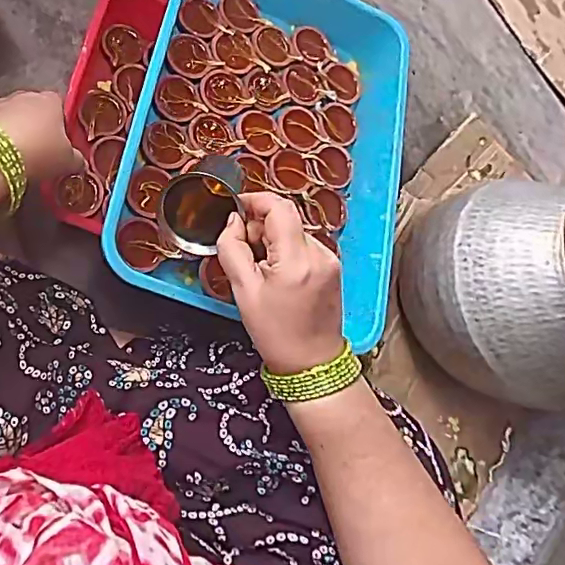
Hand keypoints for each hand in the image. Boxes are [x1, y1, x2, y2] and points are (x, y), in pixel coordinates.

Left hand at [0, 90, 75, 184]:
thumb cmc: (40, 151)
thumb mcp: (67, 161)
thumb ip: (76, 158)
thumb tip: (79, 161)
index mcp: (51, 100)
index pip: (60, 107)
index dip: (61, 126)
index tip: (59, 145)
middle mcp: (26, 94)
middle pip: (35, 110)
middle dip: (37, 128)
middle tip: (39, 153)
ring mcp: (0, 102)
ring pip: (13, 117)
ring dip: (15, 133)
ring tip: (16, 159)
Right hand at [215, 192, 346, 373]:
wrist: (310, 362)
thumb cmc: (275, 332)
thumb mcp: (242, 290)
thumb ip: (232, 247)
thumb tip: (233, 221)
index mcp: (297, 259)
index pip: (279, 207)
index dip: (254, 201)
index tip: (235, 209)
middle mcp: (319, 254)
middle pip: (284, 218)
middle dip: (258, 226)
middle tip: (242, 250)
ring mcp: (329, 260)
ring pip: (292, 231)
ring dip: (270, 239)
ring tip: (258, 269)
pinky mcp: (332, 267)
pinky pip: (302, 245)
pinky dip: (284, 250)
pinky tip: (275, 275)